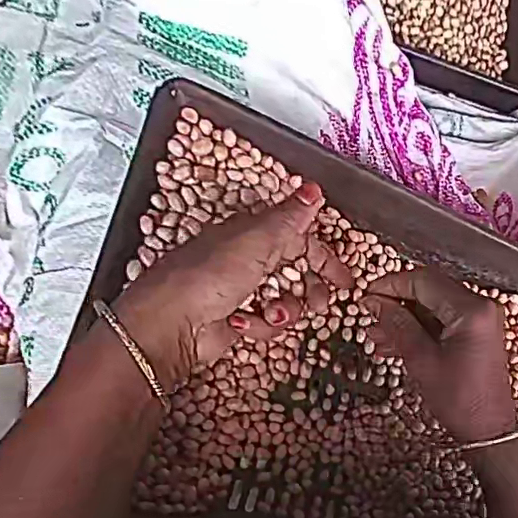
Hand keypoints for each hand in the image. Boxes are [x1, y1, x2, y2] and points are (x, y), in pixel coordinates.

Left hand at [113, 182, 353, 385]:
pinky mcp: (240, 319)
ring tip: (272, 314)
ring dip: (285, 312)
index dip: (325, 260)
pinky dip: (260, 326)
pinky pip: (268, 325)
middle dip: (310, 292)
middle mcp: (250, 261)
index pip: (301, 242)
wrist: (173, 324)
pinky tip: (243, 324)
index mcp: (254, 235)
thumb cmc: (208, 277)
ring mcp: (245, 292)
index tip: (344, 281)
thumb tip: (313, 190)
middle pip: (298, 276)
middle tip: (318, 305)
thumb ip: (290, 219)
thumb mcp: (256, 242)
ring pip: (287, 303)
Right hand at [360, 265, 517, 444]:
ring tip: (377, 336)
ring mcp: (481, 321)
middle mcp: (481, 307)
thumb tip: (375, 303)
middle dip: (396, 304)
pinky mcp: (477, 335)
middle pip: (429, 291)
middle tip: (370, 317)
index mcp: (472, 310)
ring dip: (405, 319)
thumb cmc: (460, 400)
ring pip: (434, 308)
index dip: (391, 285)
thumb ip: (398, 326)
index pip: (424, 281)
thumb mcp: (423, 361)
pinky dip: (420, 330)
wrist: (488, 431)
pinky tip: (395, 344)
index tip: (367, 296)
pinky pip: (443, 323)